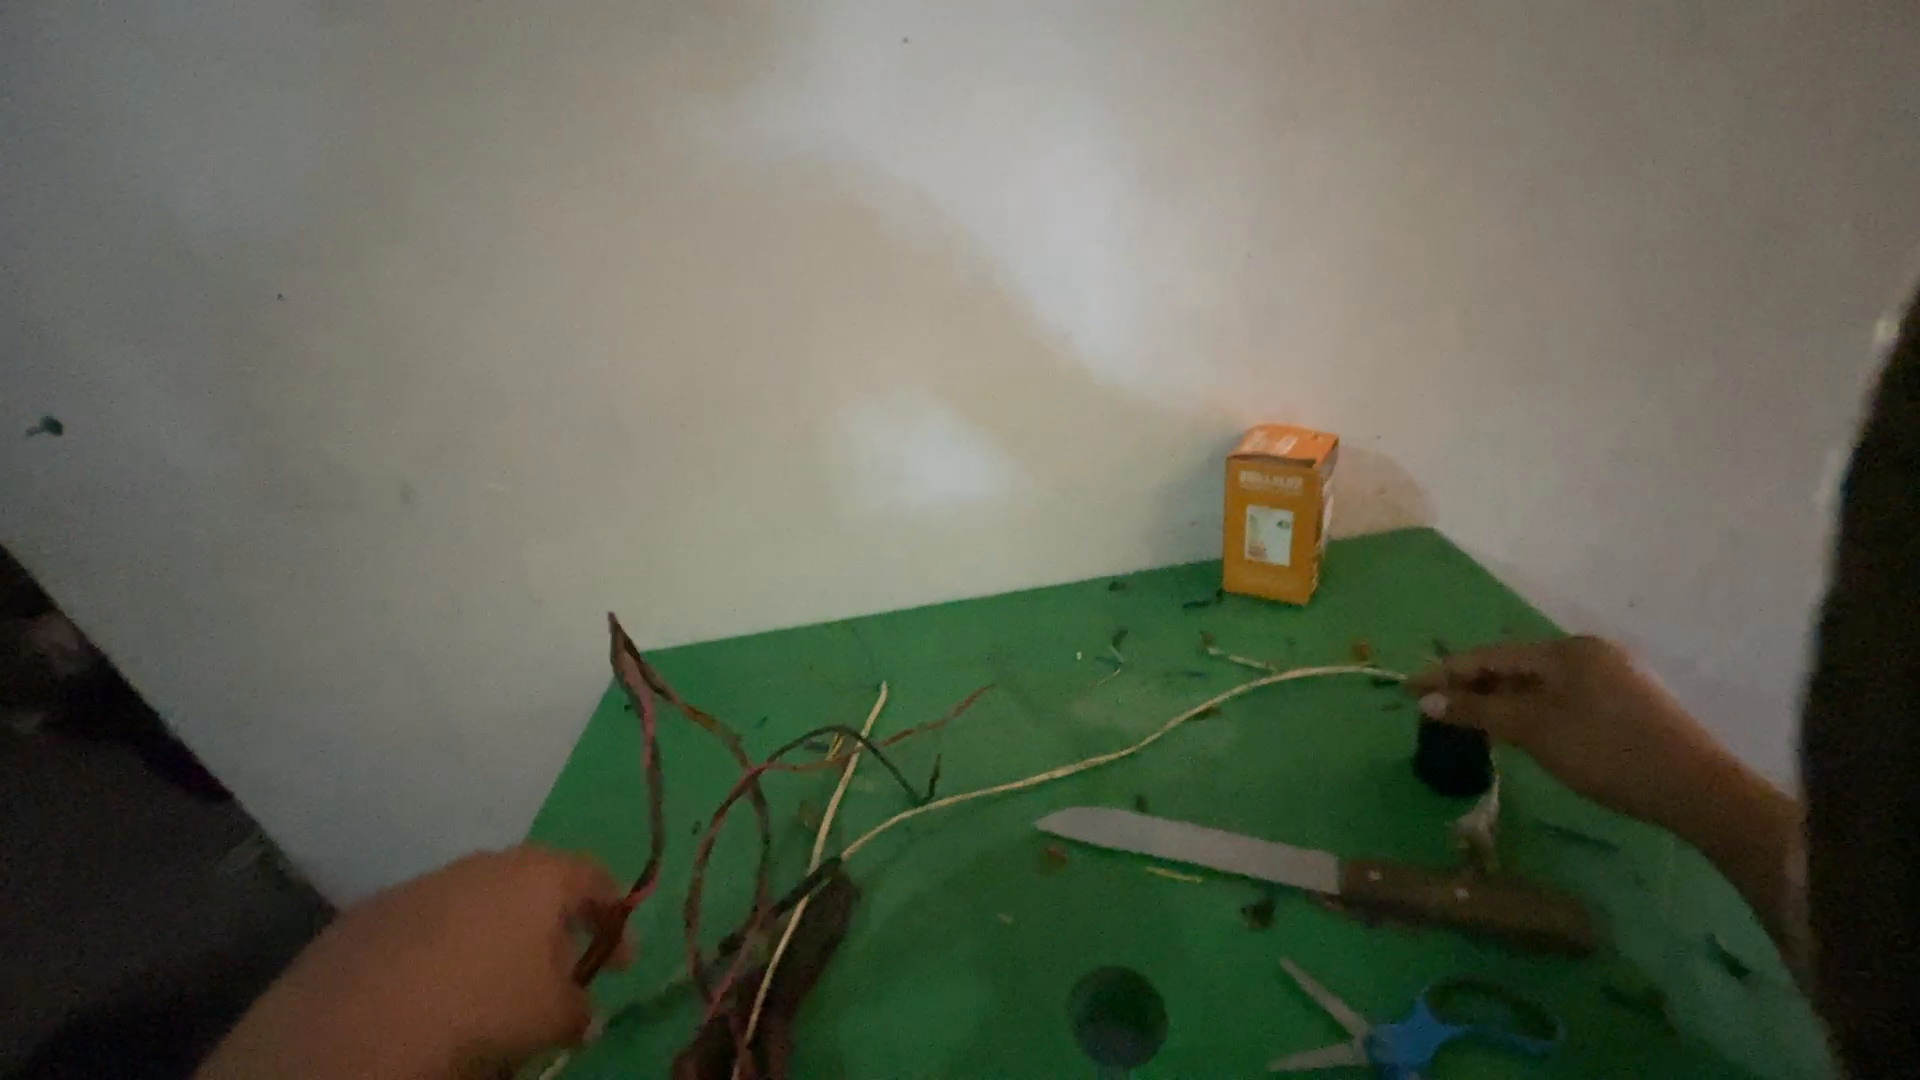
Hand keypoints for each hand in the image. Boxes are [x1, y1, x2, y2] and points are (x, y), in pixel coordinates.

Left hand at [199, 846, 629, 1079]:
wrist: (348, 1026)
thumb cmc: (479, 1004)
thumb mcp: (549, 1016)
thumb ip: (580, 1009)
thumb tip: (588, 1016)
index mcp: (540, 873)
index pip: (596, 877)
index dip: (614, 917)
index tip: (620, 961)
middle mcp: (488, 863)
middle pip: (536, 890)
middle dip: (552, 933)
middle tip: (556, 980)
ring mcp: (426, 883)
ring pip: (479, 907)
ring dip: (496, 942)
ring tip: (492, 991)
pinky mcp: (370, 914)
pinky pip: (427, 929)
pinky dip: (443, 954)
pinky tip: (432, 996)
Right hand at [1407, 637, 1803, 958]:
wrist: (1700, 793)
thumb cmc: (1605, 751)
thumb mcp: (1531, 729)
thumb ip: (1476, 710)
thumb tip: (1426, 701)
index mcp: (1567, 650)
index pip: (1490, 655)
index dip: (1445, 672)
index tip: (1408, 688)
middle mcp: (1589, 652)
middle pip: (1514, 664)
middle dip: (1472, 684)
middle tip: (1435, 704)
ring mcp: (1613, 676)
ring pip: (1538, 682)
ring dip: (1500, 697)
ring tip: (1469, 717)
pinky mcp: (1628, 702)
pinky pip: (1561, 695)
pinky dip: (1530, 706)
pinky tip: (1518, 725)